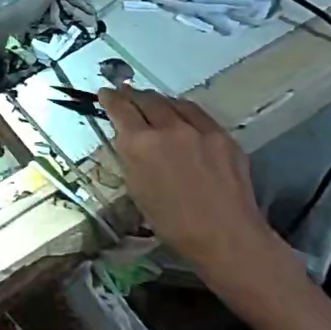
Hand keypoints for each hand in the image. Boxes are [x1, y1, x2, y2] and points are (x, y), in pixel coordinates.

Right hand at [97, 88, 283, 279]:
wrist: (226, 236)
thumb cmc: (171, 221)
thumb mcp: (135, 185)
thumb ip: (130, 154)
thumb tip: (129, 137)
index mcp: (140, 143)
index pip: (120, 108)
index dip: (110, 98)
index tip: (105, 93)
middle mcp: (169, 129)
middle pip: (147, 99)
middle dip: (133, 95)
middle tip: (126, 94)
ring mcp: (200, 130)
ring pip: (174, 102)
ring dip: (159, 101)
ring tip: (153, 103)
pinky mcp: (224, 136)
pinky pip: (198, 114)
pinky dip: (183, 111)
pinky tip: (182, 117)